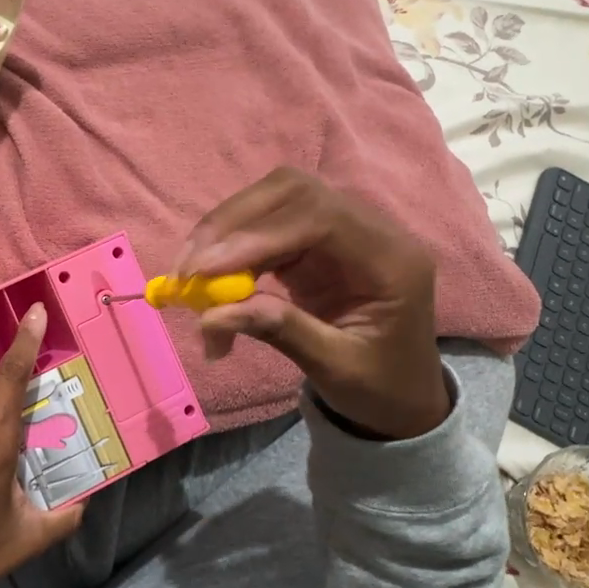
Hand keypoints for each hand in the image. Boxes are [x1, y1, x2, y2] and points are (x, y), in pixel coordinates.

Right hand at [173, 167, 449, 441]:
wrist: (401, 395)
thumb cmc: (380, 386)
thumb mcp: (335, 367)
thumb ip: (280, 330)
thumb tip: (211, 314)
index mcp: (390, 259)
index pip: (319, 218)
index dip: (256, 236)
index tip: (204, 269)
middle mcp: (367, 230)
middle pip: (292, 192)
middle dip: (231, 224)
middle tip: (187, 268)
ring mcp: (338, 231)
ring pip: (271, 202)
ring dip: (222, 233)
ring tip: (189, 276)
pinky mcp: (312, 242)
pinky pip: (262, 227)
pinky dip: (228, 249)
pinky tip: (207, 277)